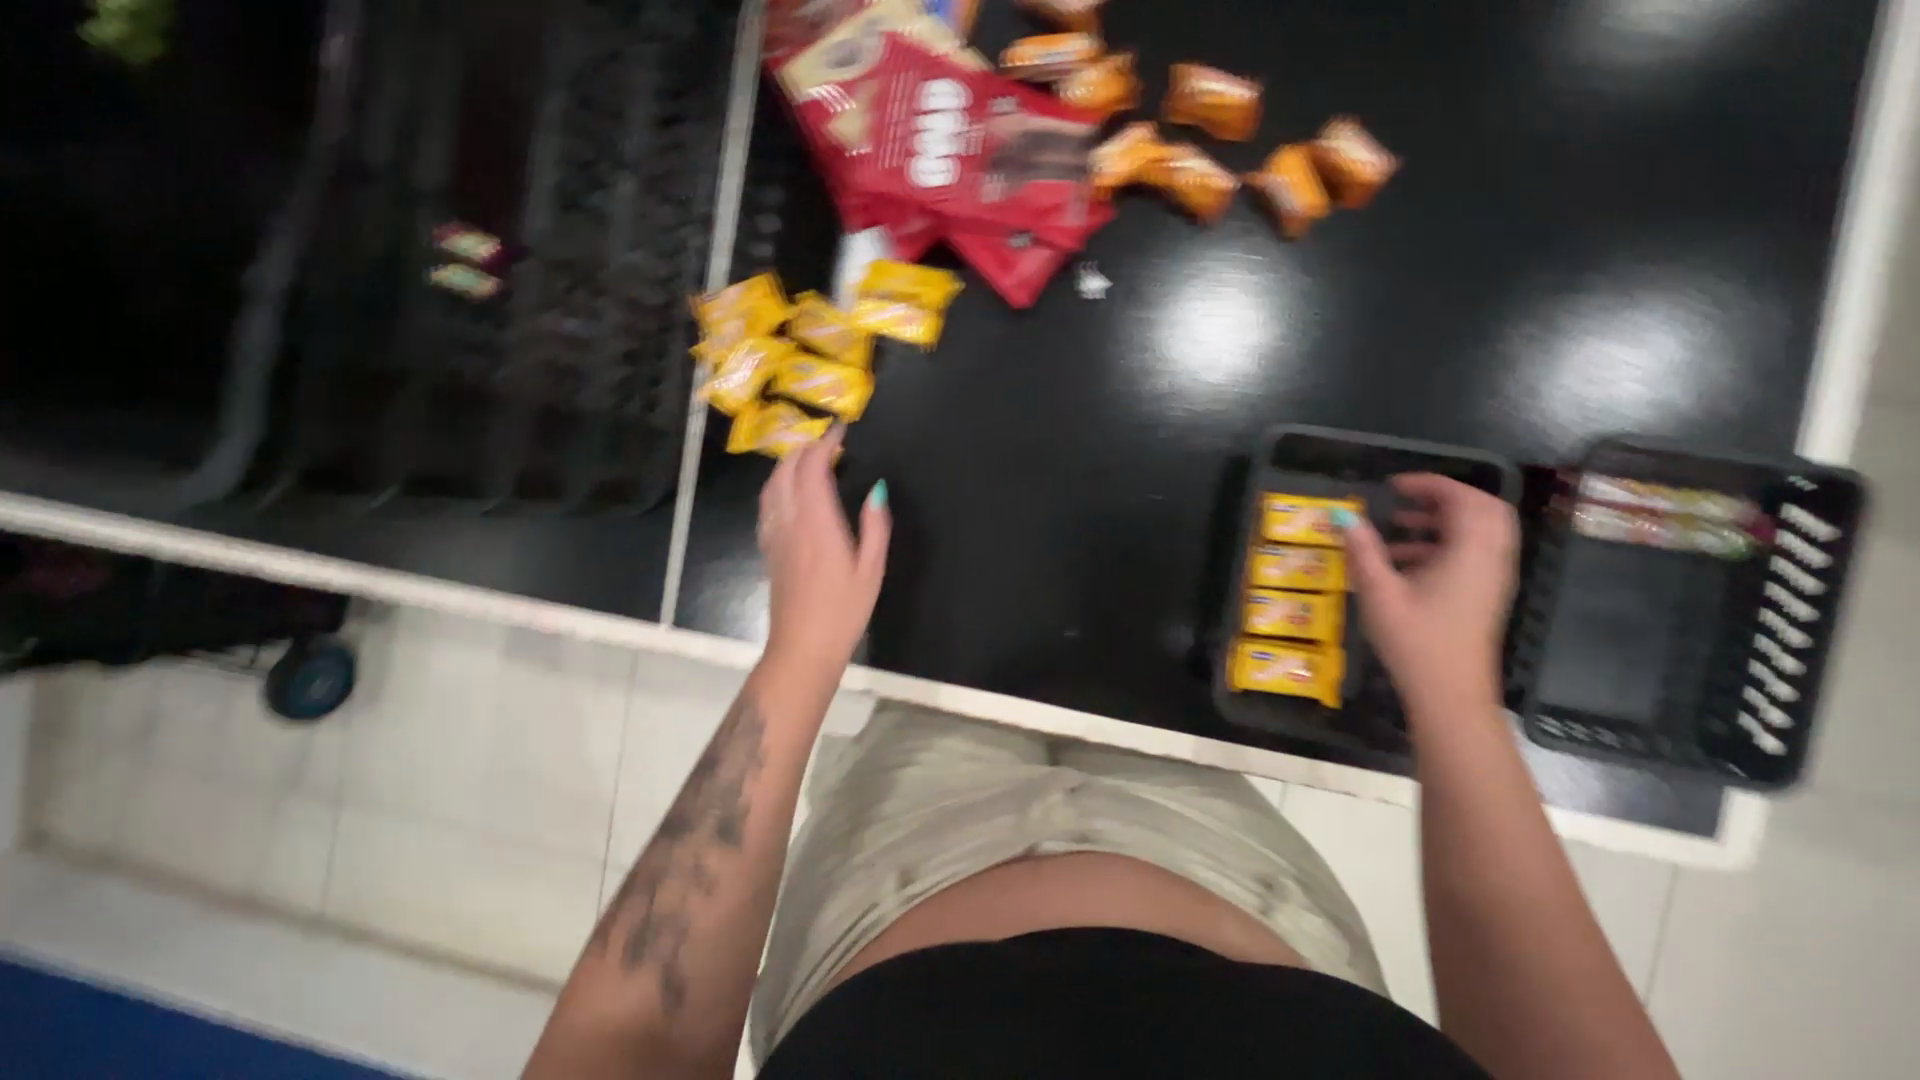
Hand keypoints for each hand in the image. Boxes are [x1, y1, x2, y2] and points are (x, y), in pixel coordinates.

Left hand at [757, 425, 890, 670]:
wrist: (803, 646)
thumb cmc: (843, 610)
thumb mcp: (872, 569)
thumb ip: (875, 526)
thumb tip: (877, 490)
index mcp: (817, 521)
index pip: (813, 467)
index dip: (825, 442)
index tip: (842, 430)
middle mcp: (790, 520)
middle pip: (786, 469)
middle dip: (805, 449)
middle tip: (830, 443)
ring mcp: (775, 534)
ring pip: (772, 485)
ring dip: (789, 464)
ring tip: (811, 461)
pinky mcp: (769, 548)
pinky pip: (768, 504)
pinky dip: (779, 486)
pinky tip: (793, 493)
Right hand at [1340, 473, 1517, 706]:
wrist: (1450, 694)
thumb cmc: (1415, 641)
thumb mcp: (1379, 593)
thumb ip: (1363, 551)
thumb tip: (1346, 517)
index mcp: (1471, 551)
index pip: (1463, 499)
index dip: (1431, 484)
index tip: (1395, 486)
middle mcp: (1491, 559)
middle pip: (1483, 510)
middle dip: (1445, 499)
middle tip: (1407, 500)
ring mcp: (1494, 579)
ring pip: (1480, 533)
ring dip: (1444, 522)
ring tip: (1399, 528)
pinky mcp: (1487, 597)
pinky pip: (1475, 554)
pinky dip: (1447, 545)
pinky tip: (1406, 563)